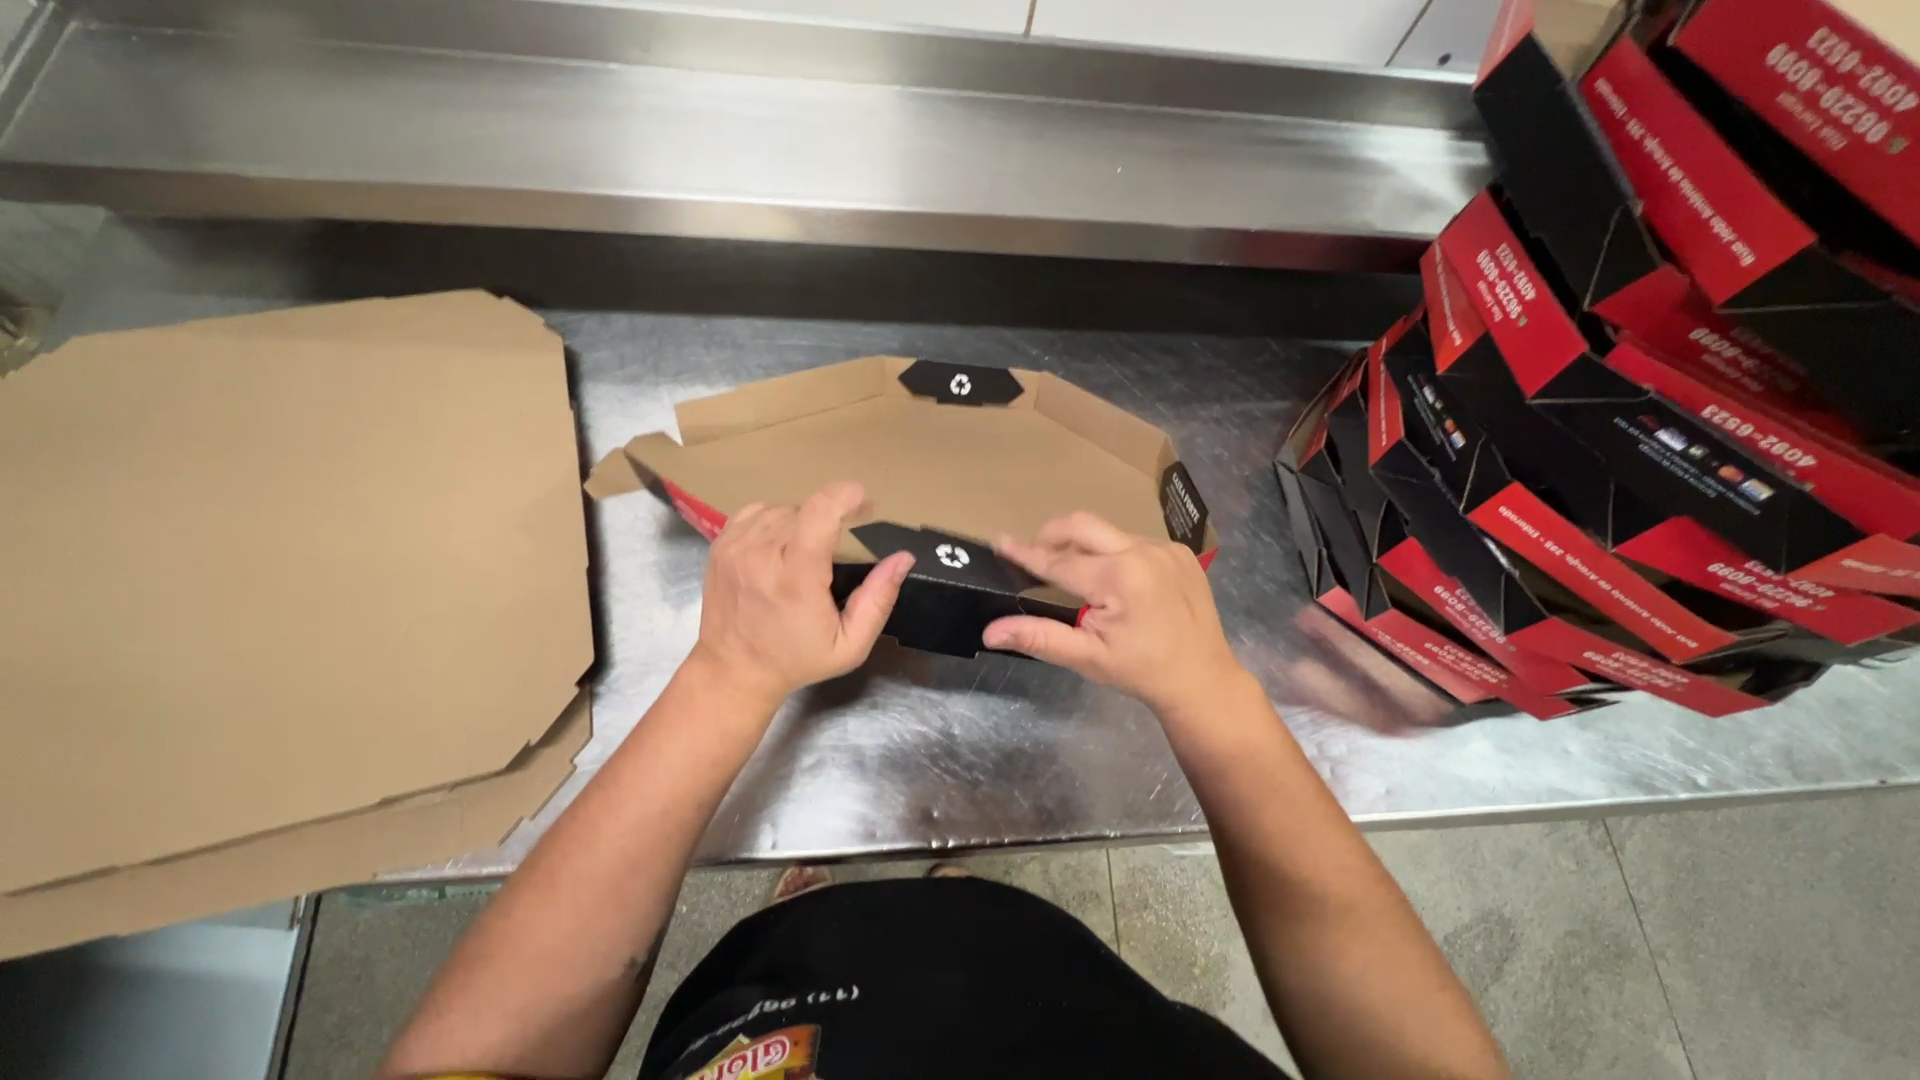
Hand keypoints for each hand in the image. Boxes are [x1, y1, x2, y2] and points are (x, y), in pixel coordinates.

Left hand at [688, 481, 914, 711]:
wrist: (734, 671)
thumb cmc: (797, 660)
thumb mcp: (850, 644)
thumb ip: (878, 599)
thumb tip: (903, 558)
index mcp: (795, 579)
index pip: (819, 512)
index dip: (845, 496)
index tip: (864, 501)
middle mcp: (761, 555)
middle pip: (805, 509)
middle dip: (830, 516)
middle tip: (844, 538)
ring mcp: (736, 547)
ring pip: (781, 509)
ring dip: (803, 519)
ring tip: (810, 547)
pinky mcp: (721, 546)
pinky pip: (755, 512)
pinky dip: (775, 519)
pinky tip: (782, 543)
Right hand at [983, 512, 1249, 717]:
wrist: (1202, 678)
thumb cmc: (1141, 671)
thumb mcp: (1087, 657)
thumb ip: (1038, 637)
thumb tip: (990, 631)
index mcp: (1118, 578)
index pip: (1059, 561)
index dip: (1026, 554)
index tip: (999, 542)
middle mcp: (1142, 551)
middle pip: (1081, 525)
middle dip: (1051, 535)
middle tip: (1033, 554)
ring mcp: (1164, 548)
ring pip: (1108, 532)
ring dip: (1085, 547)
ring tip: (1077, 578)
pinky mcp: (1179, 551)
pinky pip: (1133, 541)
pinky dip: (1114, 553)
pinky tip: (1116, 582)